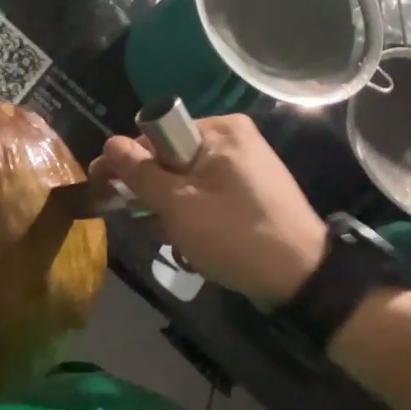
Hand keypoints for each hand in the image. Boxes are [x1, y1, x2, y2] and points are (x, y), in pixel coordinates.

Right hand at [91, 114, 326, 302]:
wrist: (303, 279)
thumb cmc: (235, 235)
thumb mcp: (178, 206)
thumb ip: (140, 174)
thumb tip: (109, 144)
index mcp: (220, 130)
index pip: (156, 136)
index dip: (130, 164)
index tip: (107, 189)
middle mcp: (234, 140)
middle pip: (171, 160)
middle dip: (155, 196)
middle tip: (149, 225)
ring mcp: (246, 167)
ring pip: (188, 183)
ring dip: (174, 213)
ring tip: (178, 243)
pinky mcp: (252, 193)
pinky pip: (208, 196)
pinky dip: (196, 218)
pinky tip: (196, 246)